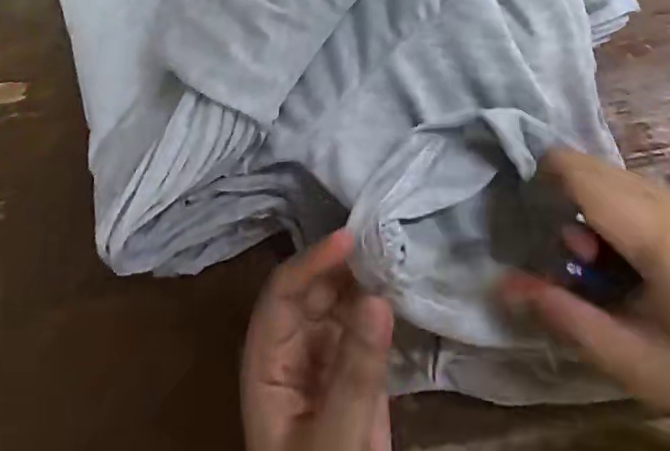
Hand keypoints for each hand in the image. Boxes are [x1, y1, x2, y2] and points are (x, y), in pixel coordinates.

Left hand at [242, 229, 393, 450]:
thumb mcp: (336, 437)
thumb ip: (356, 371)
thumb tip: (377, 297)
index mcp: (267, 361)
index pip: (282, 295)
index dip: (312, 262)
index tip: (350, 238)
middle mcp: (292, 350)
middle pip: (313, 291)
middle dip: (343, 264)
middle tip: (384, 240)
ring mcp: (324, 358)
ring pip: (339, 301)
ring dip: (363, 278)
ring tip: (396, 254)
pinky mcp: (354, 369)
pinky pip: (363, 324)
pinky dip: (380, 303)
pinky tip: (402, 287)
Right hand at [499, 149, 669, 449]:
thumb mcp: (630, 360)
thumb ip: (563, 316)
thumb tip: (503, 284)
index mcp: (651, 231)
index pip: (577, 172)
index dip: (537, 179)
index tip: (514, 212)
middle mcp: (660, 201)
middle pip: (585, 166)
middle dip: (556, 197)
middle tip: (559, 258)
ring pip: (602, 175)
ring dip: (578, 207)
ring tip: (586, 267)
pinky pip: (620, 189)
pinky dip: (599, 211)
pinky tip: (611, 262)